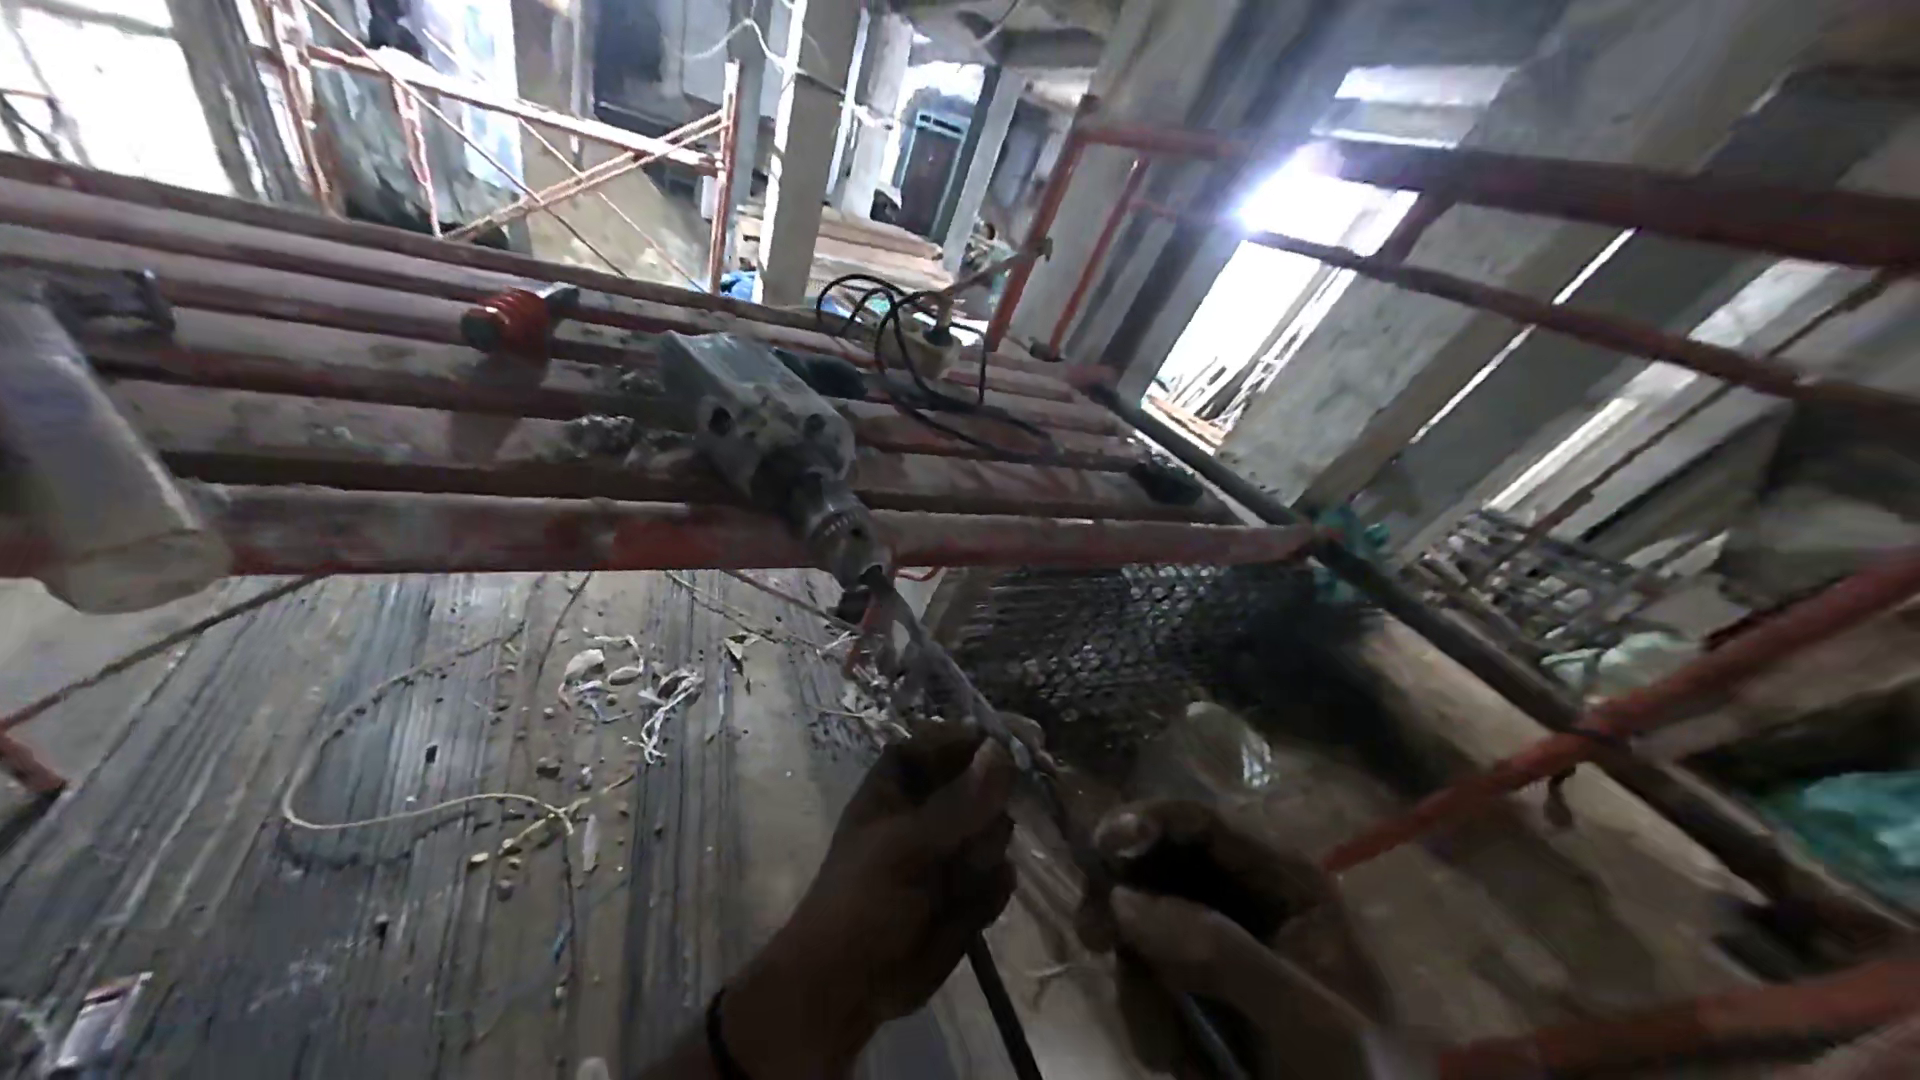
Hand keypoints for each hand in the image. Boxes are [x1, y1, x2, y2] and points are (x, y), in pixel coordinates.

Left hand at [720, 728, 1016, 1078]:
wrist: (848, 990)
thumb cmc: (861, 902)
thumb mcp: (905, 846)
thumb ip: (957, 803)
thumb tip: (1001, 752)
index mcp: (900, 786)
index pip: (941, 744)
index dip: (969, 743)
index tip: (1004, 749)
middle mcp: (931, 811)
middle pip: (981, 787)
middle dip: (983, 814)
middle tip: (967, 844)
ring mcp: (952, 851)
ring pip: (996, 832)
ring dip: (982, 858)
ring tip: (954, 886)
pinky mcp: (969, 892)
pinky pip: (1000, 878)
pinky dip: (988, 894)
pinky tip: (964, 912)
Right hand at [1080, 800, 1403, 1079]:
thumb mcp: (1308, 1021)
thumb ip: (1219, 952)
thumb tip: (1121, 899)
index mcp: (1287, 883)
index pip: (1204, 824)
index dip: (1147, 819)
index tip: (1100, 843)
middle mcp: (1245, 900)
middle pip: (1159, 865)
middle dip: (1123, 900)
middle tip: (1091, 935)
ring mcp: (1218, 945)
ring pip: (1143, 923)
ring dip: (1138, 977)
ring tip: (1166, 1046)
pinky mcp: (1198, 990)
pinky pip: (1145, 976)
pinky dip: (1147, 1014)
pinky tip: (1176, 1060)